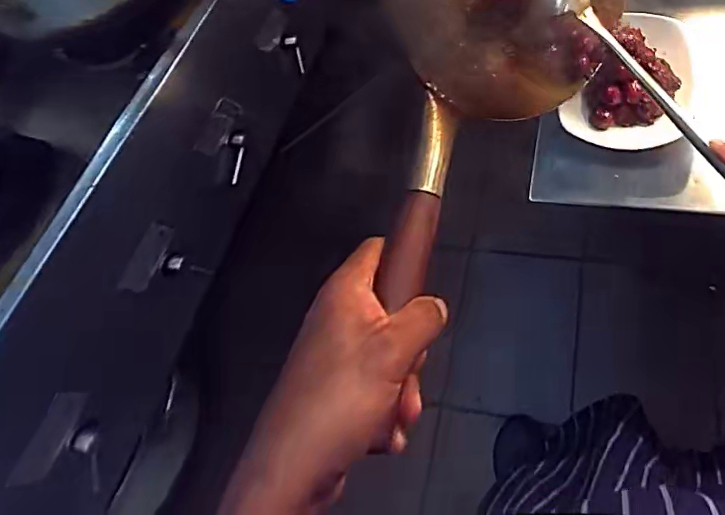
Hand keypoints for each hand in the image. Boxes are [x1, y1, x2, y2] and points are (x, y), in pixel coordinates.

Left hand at [219, 238, 447, 514]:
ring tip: (399, 407)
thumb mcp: (396, 348)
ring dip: (404, 382)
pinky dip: (386, 407)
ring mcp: (333, 356)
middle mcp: (336, 319)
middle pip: (394, 308)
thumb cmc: (333, 404)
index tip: (426, 268)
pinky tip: (383, 429)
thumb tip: (436, 307)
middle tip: (411, 359)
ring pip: (390, 352)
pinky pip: (376, 386)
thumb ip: (426, 316)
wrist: (288, 477)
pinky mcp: (333, 391)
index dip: (406, 252)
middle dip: (413, 341)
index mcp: (345, 294)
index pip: (380, 248)